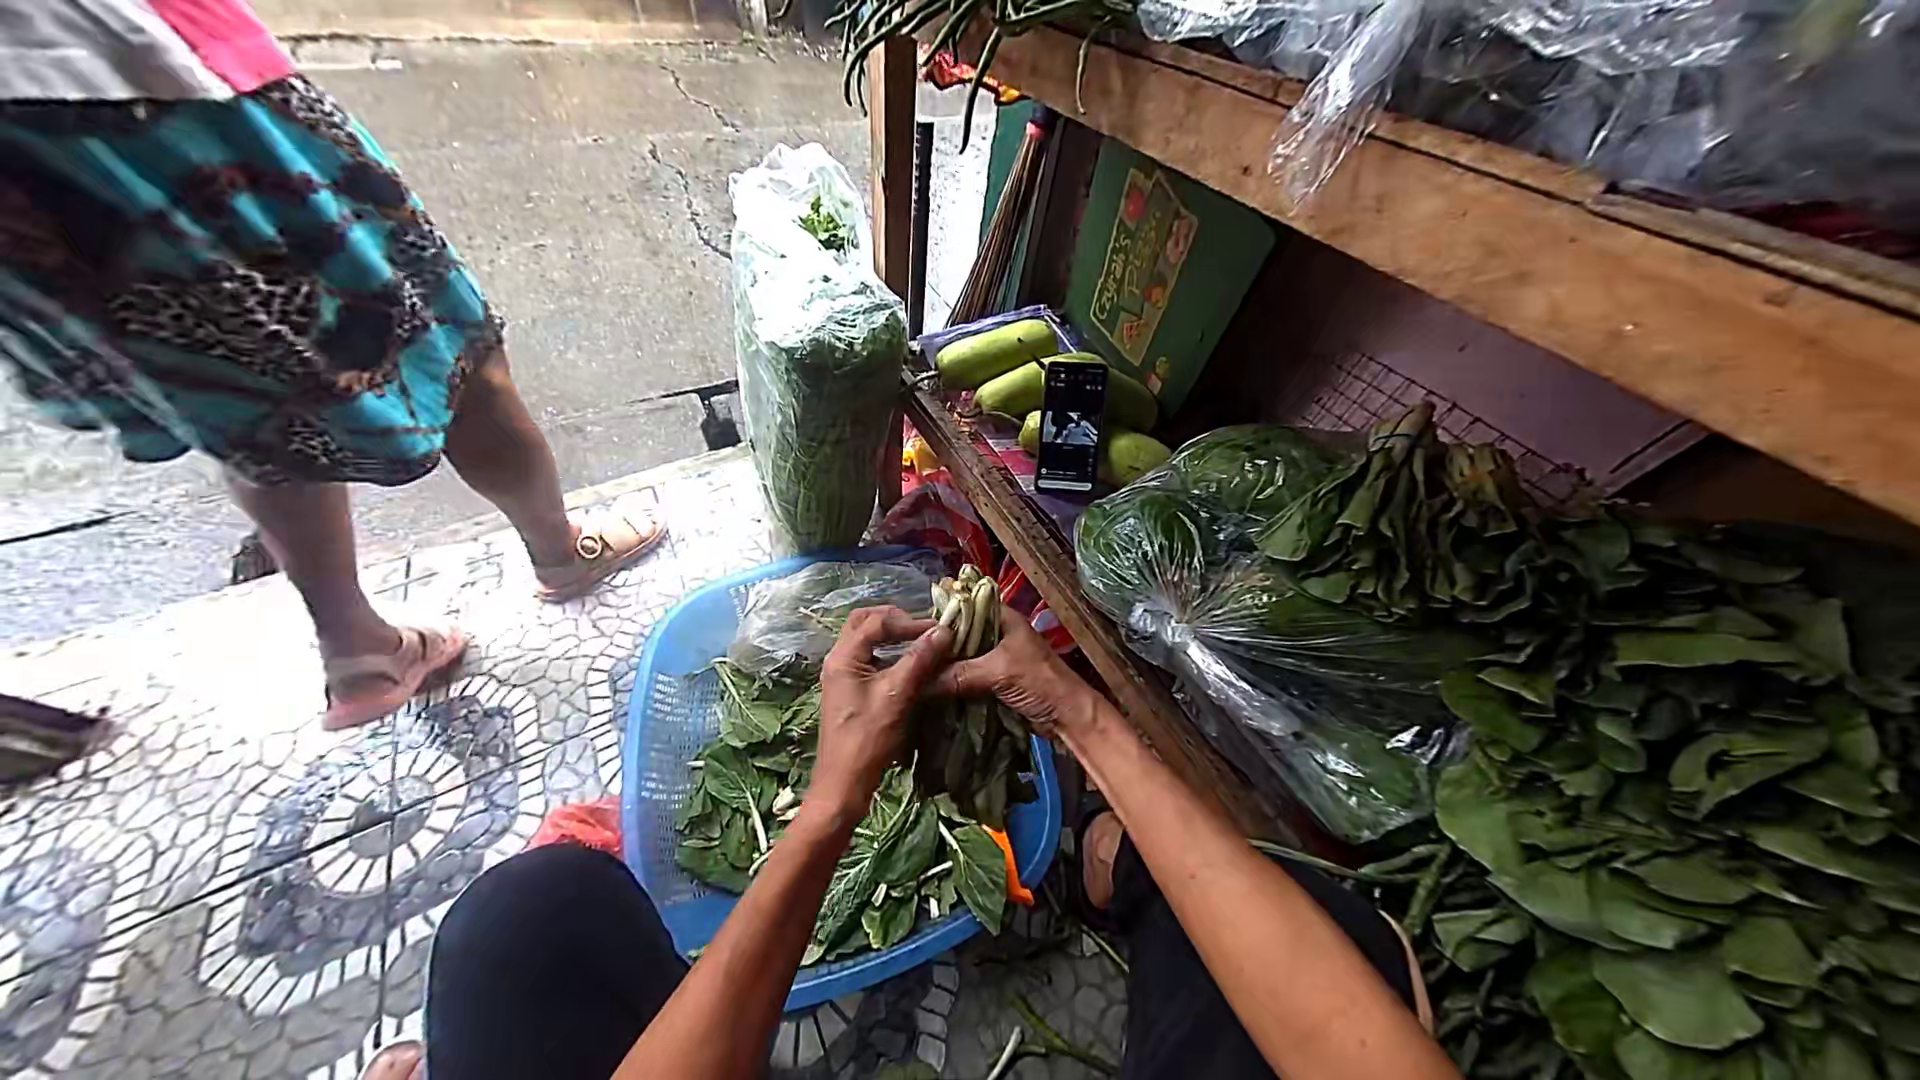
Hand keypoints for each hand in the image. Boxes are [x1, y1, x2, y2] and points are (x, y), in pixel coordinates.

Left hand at [810, 606, 952, 822]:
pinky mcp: (850, 689)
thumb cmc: (867, 739)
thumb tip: (944, 631)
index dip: (909, 622)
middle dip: (895, 620)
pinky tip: (910, 663)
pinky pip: (869, 658)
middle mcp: (838, 660)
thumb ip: (919, 660)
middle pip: (864, 622)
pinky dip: (889, 653)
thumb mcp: (897, 695)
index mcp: (843, 657)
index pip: (876, 622)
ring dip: (892, 635)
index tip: (938, 630)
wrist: (844, 784)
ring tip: (921, 641)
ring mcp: (843, 675)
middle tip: (923, 627)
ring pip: (866, 639)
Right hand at [930, 604, 1100, 738]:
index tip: (915, 628)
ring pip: (963, 656)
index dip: (942, 615)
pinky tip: (933, 686)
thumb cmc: (1040, 682)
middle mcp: (998, 633)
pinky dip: (954, 680)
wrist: (1068, 716)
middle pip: (961, 633)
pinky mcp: (996, 679)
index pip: (966, 607)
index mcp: (1003, 619)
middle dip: (939, 644)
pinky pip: (968, 675)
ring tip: (916, 669)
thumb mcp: (998, 673)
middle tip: (910, 652)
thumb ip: (960, 674)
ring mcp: (997, 657)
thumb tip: (920, 682)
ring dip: (945, 665)